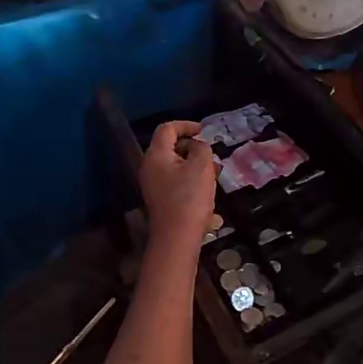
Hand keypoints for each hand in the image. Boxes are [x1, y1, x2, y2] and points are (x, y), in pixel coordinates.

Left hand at [140, 120, 216, 240]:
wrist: (176, 238)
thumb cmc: (189, 199)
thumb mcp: (201, 167)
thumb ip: (201, 148)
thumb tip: (196, 146)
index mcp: (156, 155)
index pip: (167, 129)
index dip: (186, 125)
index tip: (204, 131)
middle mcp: (149, 166)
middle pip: (170, 146)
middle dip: (193, 148)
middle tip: (211, 157)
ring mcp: (152, 184)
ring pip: (174, 164)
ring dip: (194, 164)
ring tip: (213, 175)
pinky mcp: (159, 198)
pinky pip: (174, 179)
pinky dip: (189, 178)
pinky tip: (205, 190)